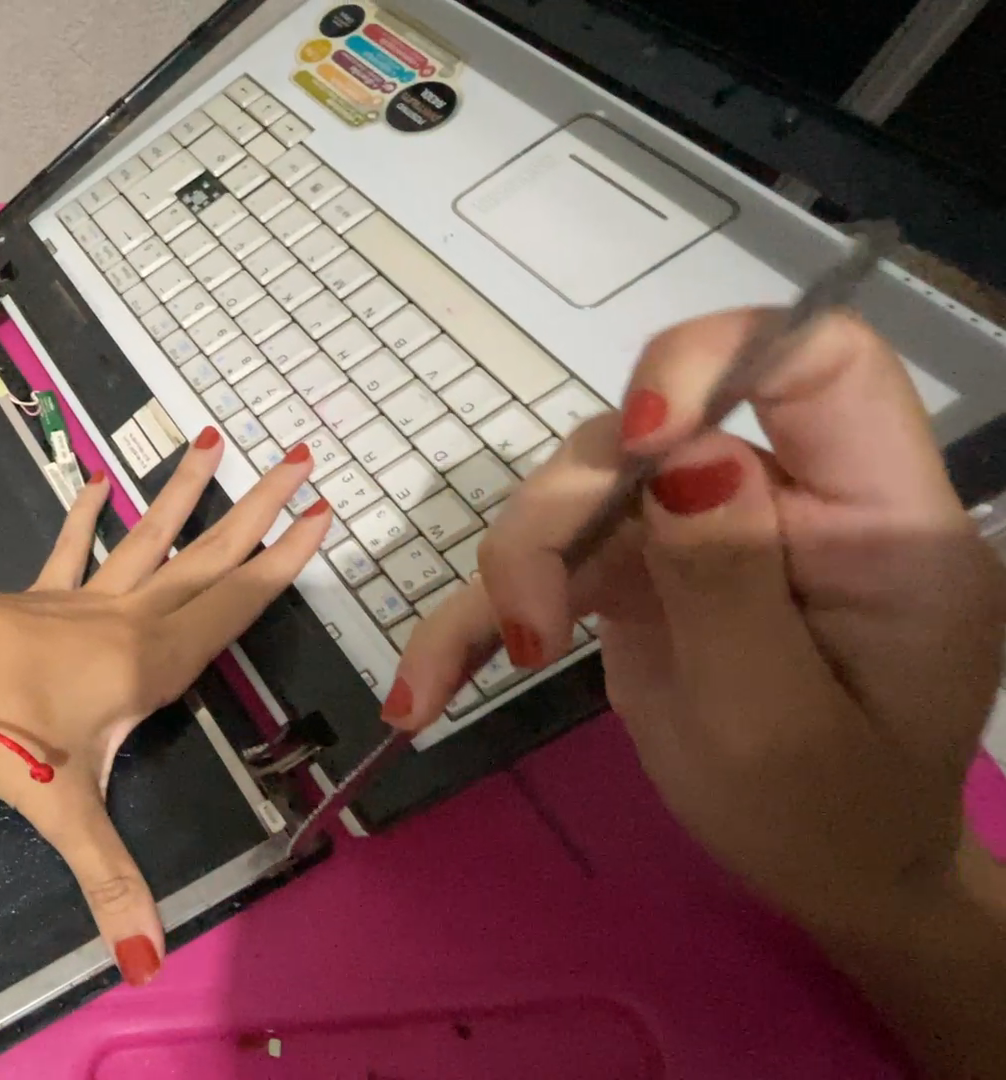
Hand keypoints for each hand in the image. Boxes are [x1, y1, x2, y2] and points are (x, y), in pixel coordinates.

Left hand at [0, 431, 329, 984]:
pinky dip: (82, 519)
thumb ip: (111, 880)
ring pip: (147, 539)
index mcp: (149, 661)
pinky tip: (95, 482)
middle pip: (206, 557)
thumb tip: (147, 965)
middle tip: (298, 458)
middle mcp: (125, 618)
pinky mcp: (34, 597)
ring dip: (181, 493)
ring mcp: (78, 600)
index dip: (281, 563)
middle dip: (256, 510)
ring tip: (212, 439)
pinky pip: (69, 552)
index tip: (320, 514)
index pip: (234, 605)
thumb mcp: (65, 809)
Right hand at [387, 311, 1002, 928]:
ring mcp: (678, 533)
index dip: (713, 364)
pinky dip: (464, 627)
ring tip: (496, 665)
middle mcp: (762, 501)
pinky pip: (524, 572)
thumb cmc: (825, 804)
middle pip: (624, 447)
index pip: (813, 364)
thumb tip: (688, 456)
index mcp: (864, 517)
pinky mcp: (617, 570)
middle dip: (551, 527)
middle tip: (531, 632)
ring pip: (556, 500)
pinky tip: (420, 692)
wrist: (805, 857)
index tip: (638, 441)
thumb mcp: (781, 715)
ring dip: (506, 577)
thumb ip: (735, 581)